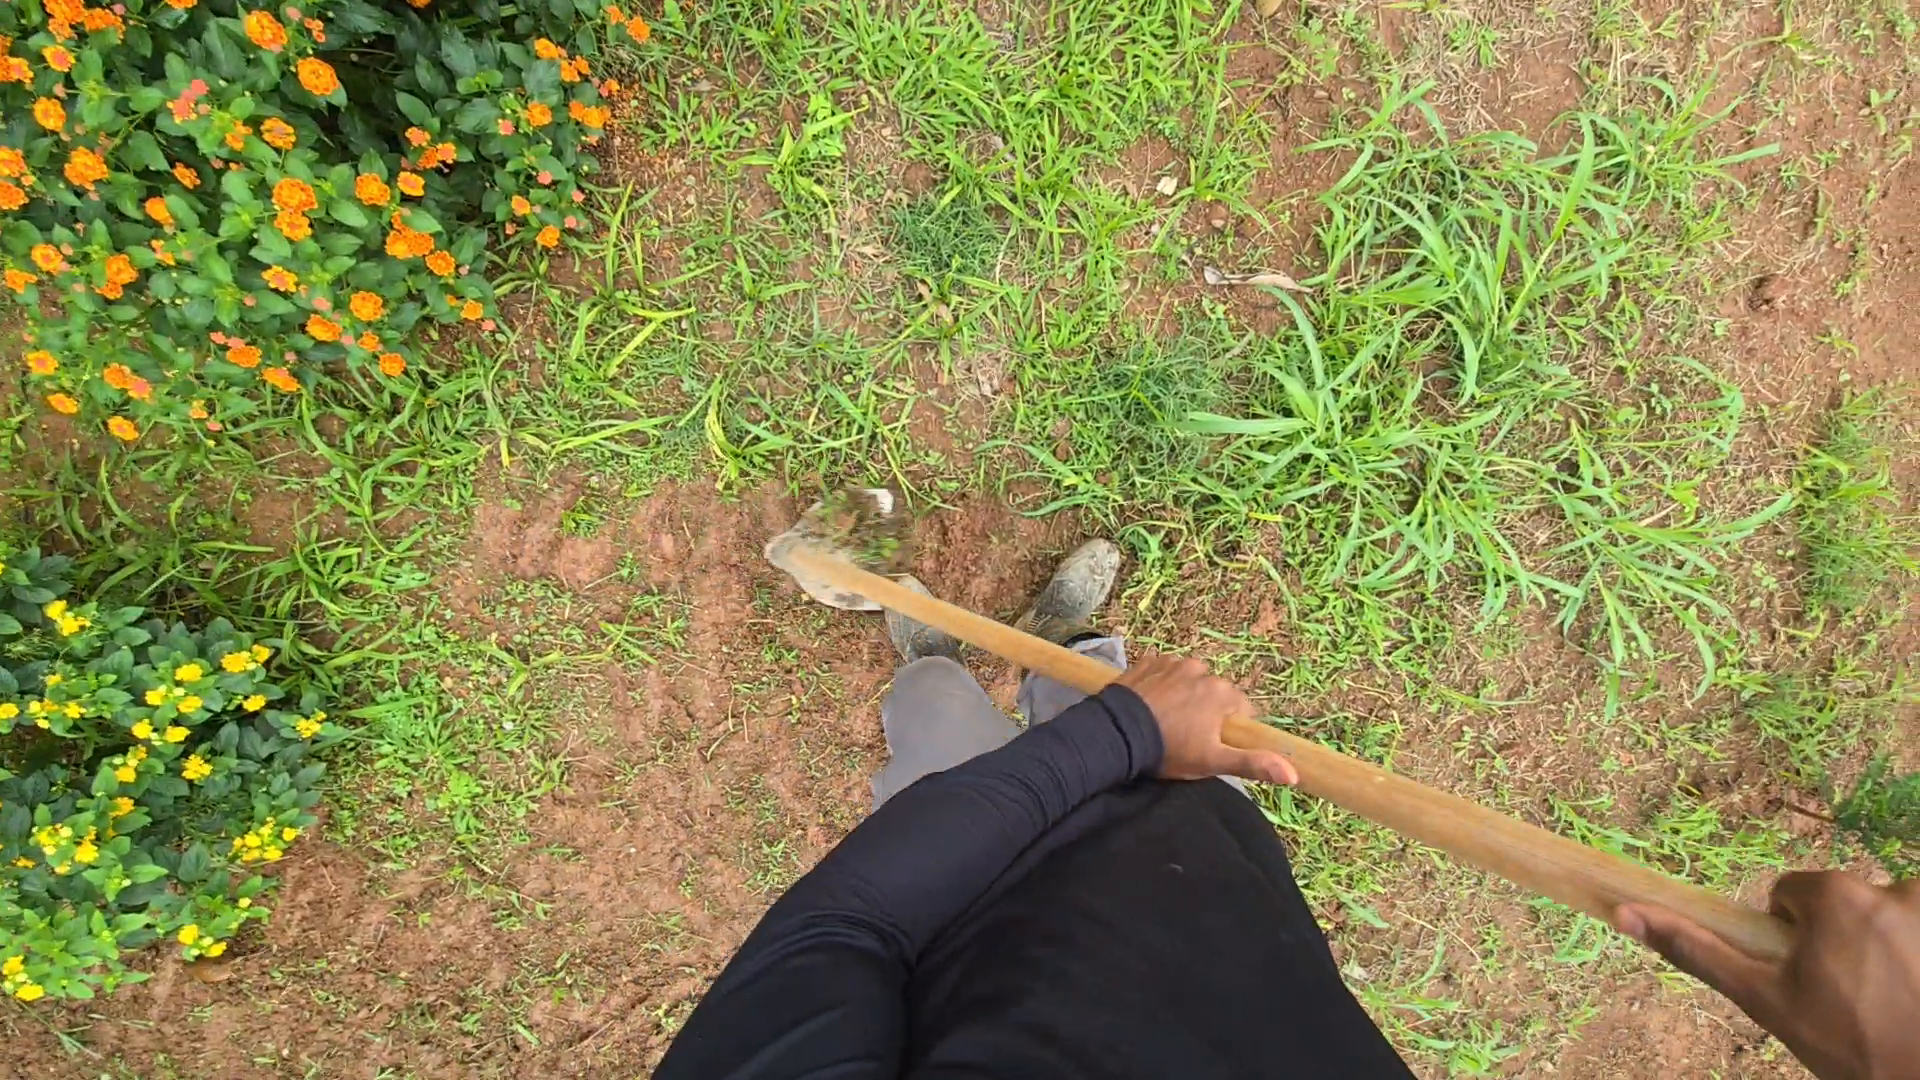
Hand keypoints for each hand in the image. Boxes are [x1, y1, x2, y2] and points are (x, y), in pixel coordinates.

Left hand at [1112, 654, 1296, 785]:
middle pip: (1214, 691)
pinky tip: (1150, 703)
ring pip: (1188, 679)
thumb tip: (1293, 774)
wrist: (1118, 733)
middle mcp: (1201, 669)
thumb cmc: (1170, 749)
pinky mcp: (1147, 661)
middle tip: (1186, 733)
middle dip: (1206, 709)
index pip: (1240, 708)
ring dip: (1183, 693)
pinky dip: (1161, 683)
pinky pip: (1163, 670)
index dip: (1229, 728)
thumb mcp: (1213, 762)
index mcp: (1222, 692)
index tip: (1212, 742)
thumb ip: (1253, 763)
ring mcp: (1172, 662)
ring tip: (1166, 718)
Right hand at [1614, 872, 1919, 1079]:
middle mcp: (1900, 892)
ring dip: (1905, 947)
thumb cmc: (1857, 1047)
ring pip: (1907, 917)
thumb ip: (1696, 949)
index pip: (1797, 893)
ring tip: (1909, 999)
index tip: (1820, 977)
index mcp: (1836, 896)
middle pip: (1858, 902)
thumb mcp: (1767, 1001)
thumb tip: (1622, 912)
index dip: (1800, 935)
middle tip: (1868, 995)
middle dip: (1858, 940)